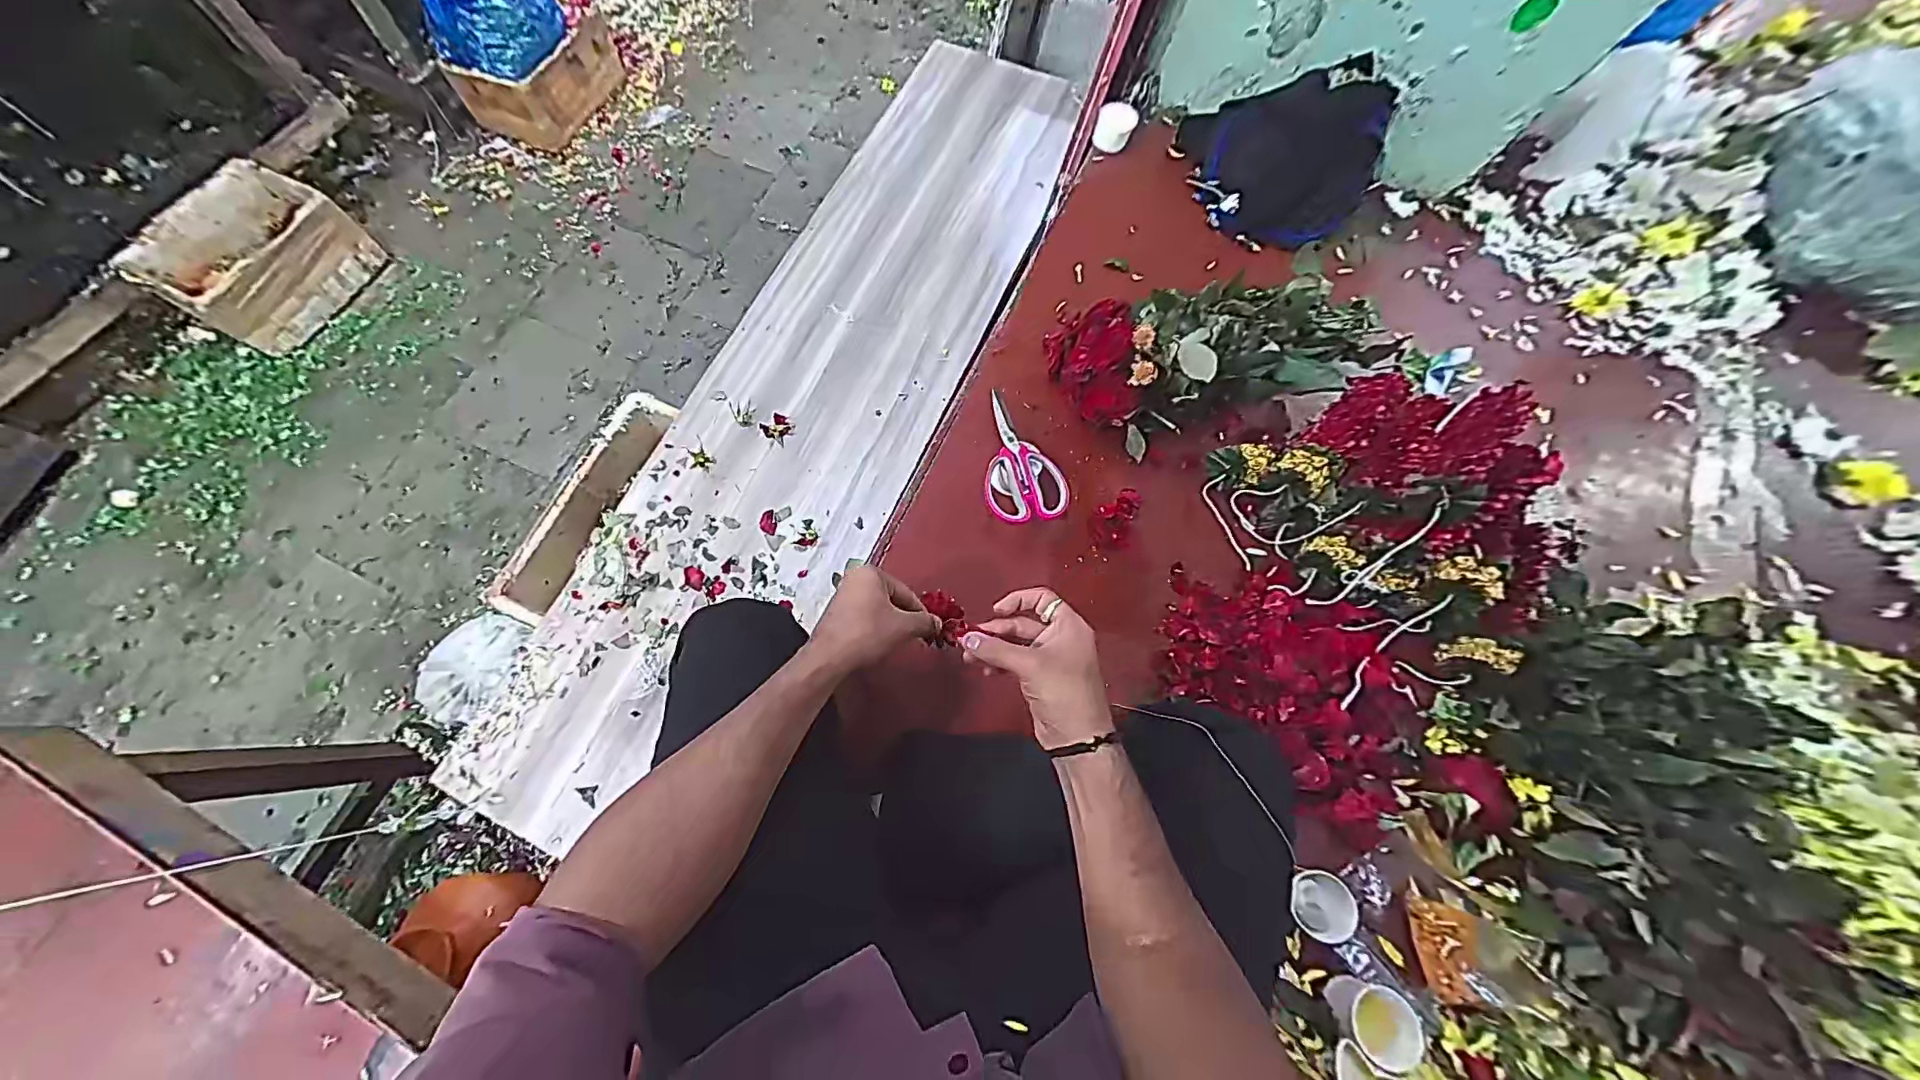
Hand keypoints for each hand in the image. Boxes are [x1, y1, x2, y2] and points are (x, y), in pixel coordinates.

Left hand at [805, 565, 941, 676]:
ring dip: (890, 625)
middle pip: (892, 599)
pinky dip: (874, 628)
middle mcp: (855, 578)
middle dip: (904, 619)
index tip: (928, 629)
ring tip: (895, 642)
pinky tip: (877, 643)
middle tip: (913, 637)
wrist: (829, 657)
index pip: (906, 593)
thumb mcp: (904, 627)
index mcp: (871, 573)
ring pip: (878, 609)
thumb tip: (937, 623)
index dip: (920, 613)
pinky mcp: (836, 613)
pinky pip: (864, 616)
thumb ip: (925, 621)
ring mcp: (843, 595)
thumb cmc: (867, 634)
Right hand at [961, 588, 1113, 750]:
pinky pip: (1014, 661)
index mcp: (1068, 626)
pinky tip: (983, 668)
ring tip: (969, 655)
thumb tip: (967, 638)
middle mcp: (1060, 638)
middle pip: (1023, 622)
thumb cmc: (1064, 693)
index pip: (1042, 599)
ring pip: (1015, 644)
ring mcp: (1049, 658)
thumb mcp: (1030, 665)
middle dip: (996, 630)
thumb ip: (996, 649)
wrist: (1077, 737)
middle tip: (971, 638)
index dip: (1018, 600)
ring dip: (993, 648)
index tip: (995, 610)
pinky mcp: (1039, 677)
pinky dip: (999, 662)